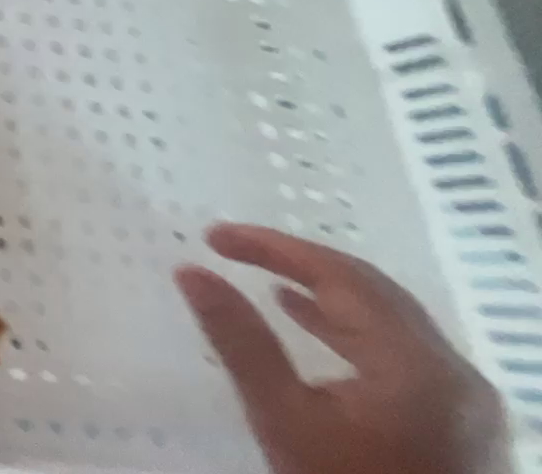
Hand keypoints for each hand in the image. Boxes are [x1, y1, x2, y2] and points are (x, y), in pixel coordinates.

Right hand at [176, 223, 504, 473]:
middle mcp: (454, 370)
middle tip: (230, 247)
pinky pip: (398, 344)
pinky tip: (307, 320)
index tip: (212, 237)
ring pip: (387, 315)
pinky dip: (346, 322)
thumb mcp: (282, 417)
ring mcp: (464, 397)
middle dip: (296, 259)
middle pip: (371, 288)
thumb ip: (239, 339)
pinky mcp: (458, 418)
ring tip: (263, 279)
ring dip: (322, 289)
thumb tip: (189, 271)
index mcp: (416, 364)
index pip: (340, 275)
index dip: (273, 246)